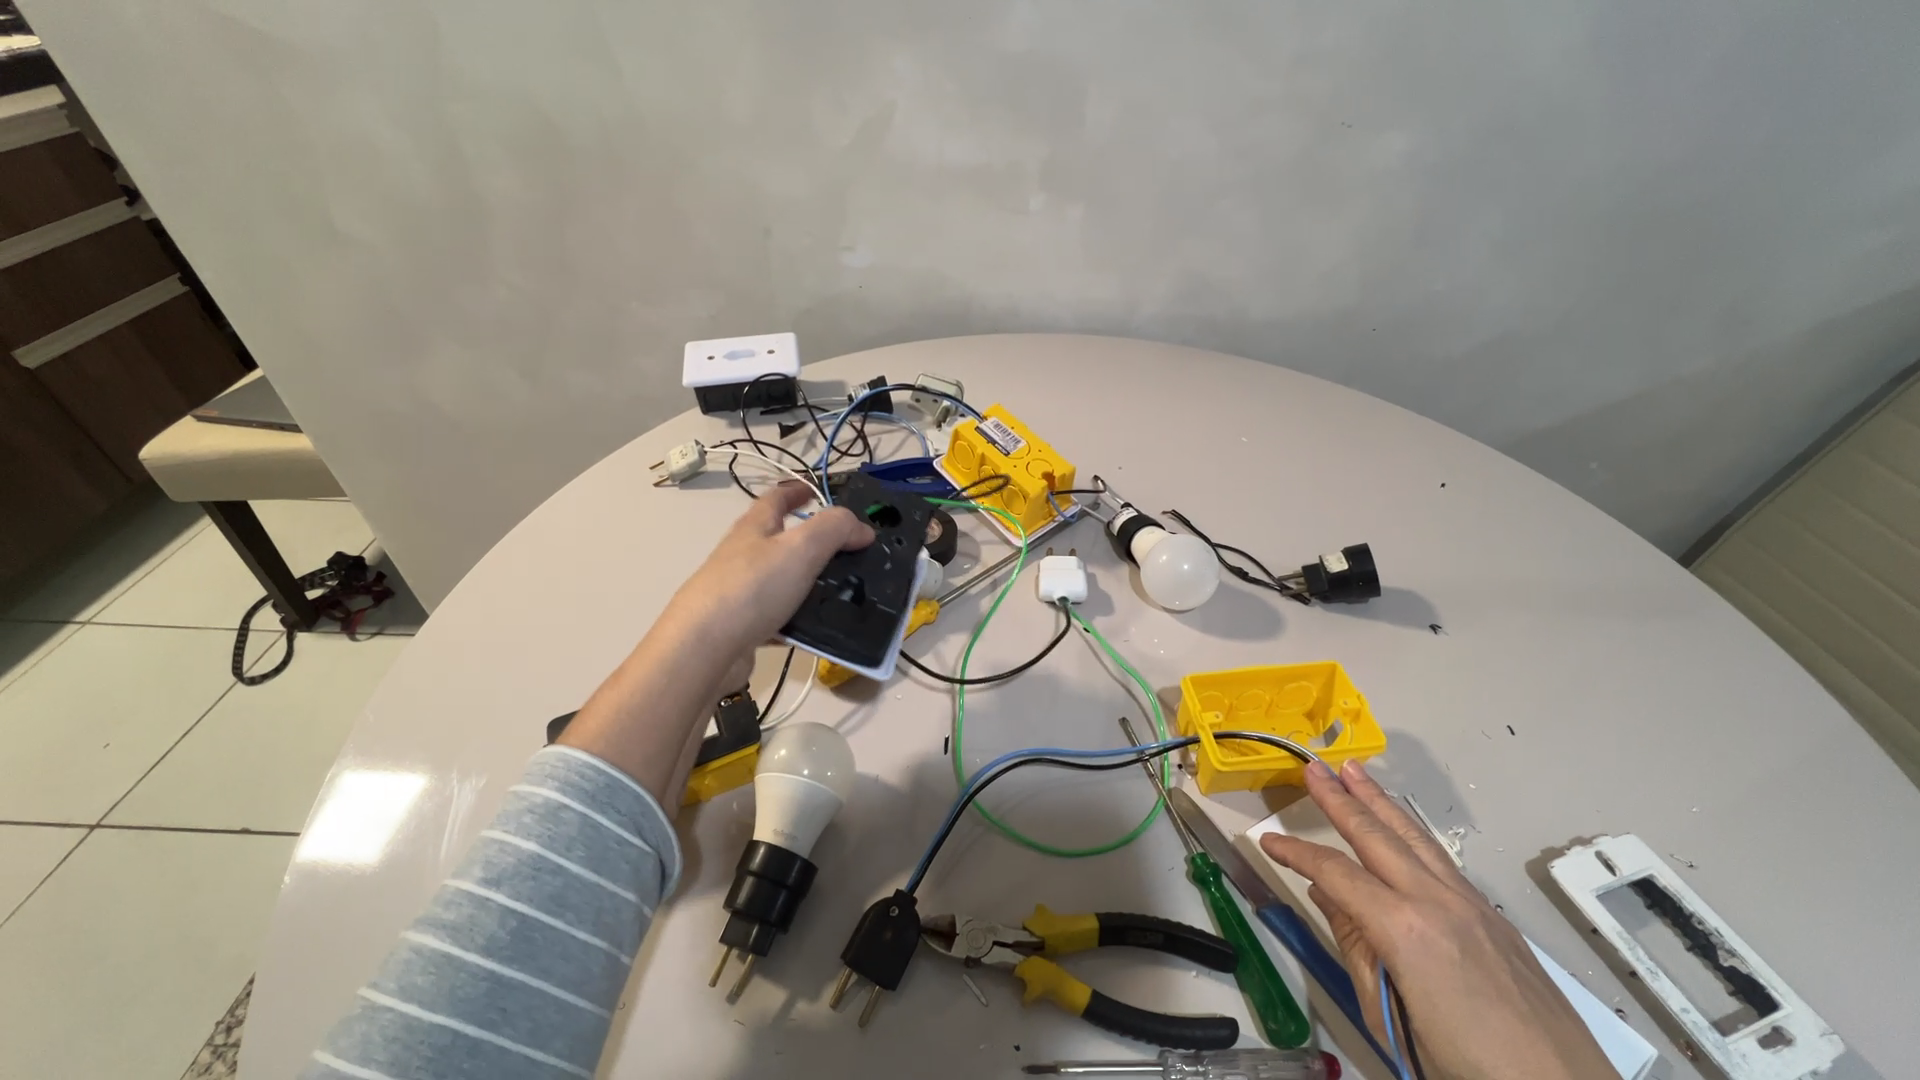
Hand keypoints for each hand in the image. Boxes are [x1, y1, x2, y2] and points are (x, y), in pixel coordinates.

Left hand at [559, 483, 871, 808]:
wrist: (704, 649)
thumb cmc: (752, 588)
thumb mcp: (801, 548)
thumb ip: (835, 529)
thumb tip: (862, 527)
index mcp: (754, 528)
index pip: (776, 499)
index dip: (797, 491)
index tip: (816, 490)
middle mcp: (743, 556)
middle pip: (779, 541)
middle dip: (811, 541)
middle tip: (846, 550)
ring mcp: (740, 593)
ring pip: (782, 581)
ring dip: (810, 583)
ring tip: (844, 592)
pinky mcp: (741, 627)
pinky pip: (778, 618)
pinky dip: (799, 621)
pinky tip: (819, 631)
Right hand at [1259, 761, 1614, 1079]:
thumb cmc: (1464, 1065)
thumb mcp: (1388, 1017)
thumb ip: (1357, 948)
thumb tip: (1329, 896)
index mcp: (1403, 928)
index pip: (1337, 874)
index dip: (1297, 853)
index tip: (1267, 840)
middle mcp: (1437, 901)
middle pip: (1378, 836)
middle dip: (1341, 799)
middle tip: (1313, 768)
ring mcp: (1472, 905)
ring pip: (1415, 838)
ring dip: (1380, 801)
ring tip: (1355, 772)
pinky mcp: (1494, 918)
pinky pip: (1442, 861)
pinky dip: (1411, 833)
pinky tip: (1401, 830)